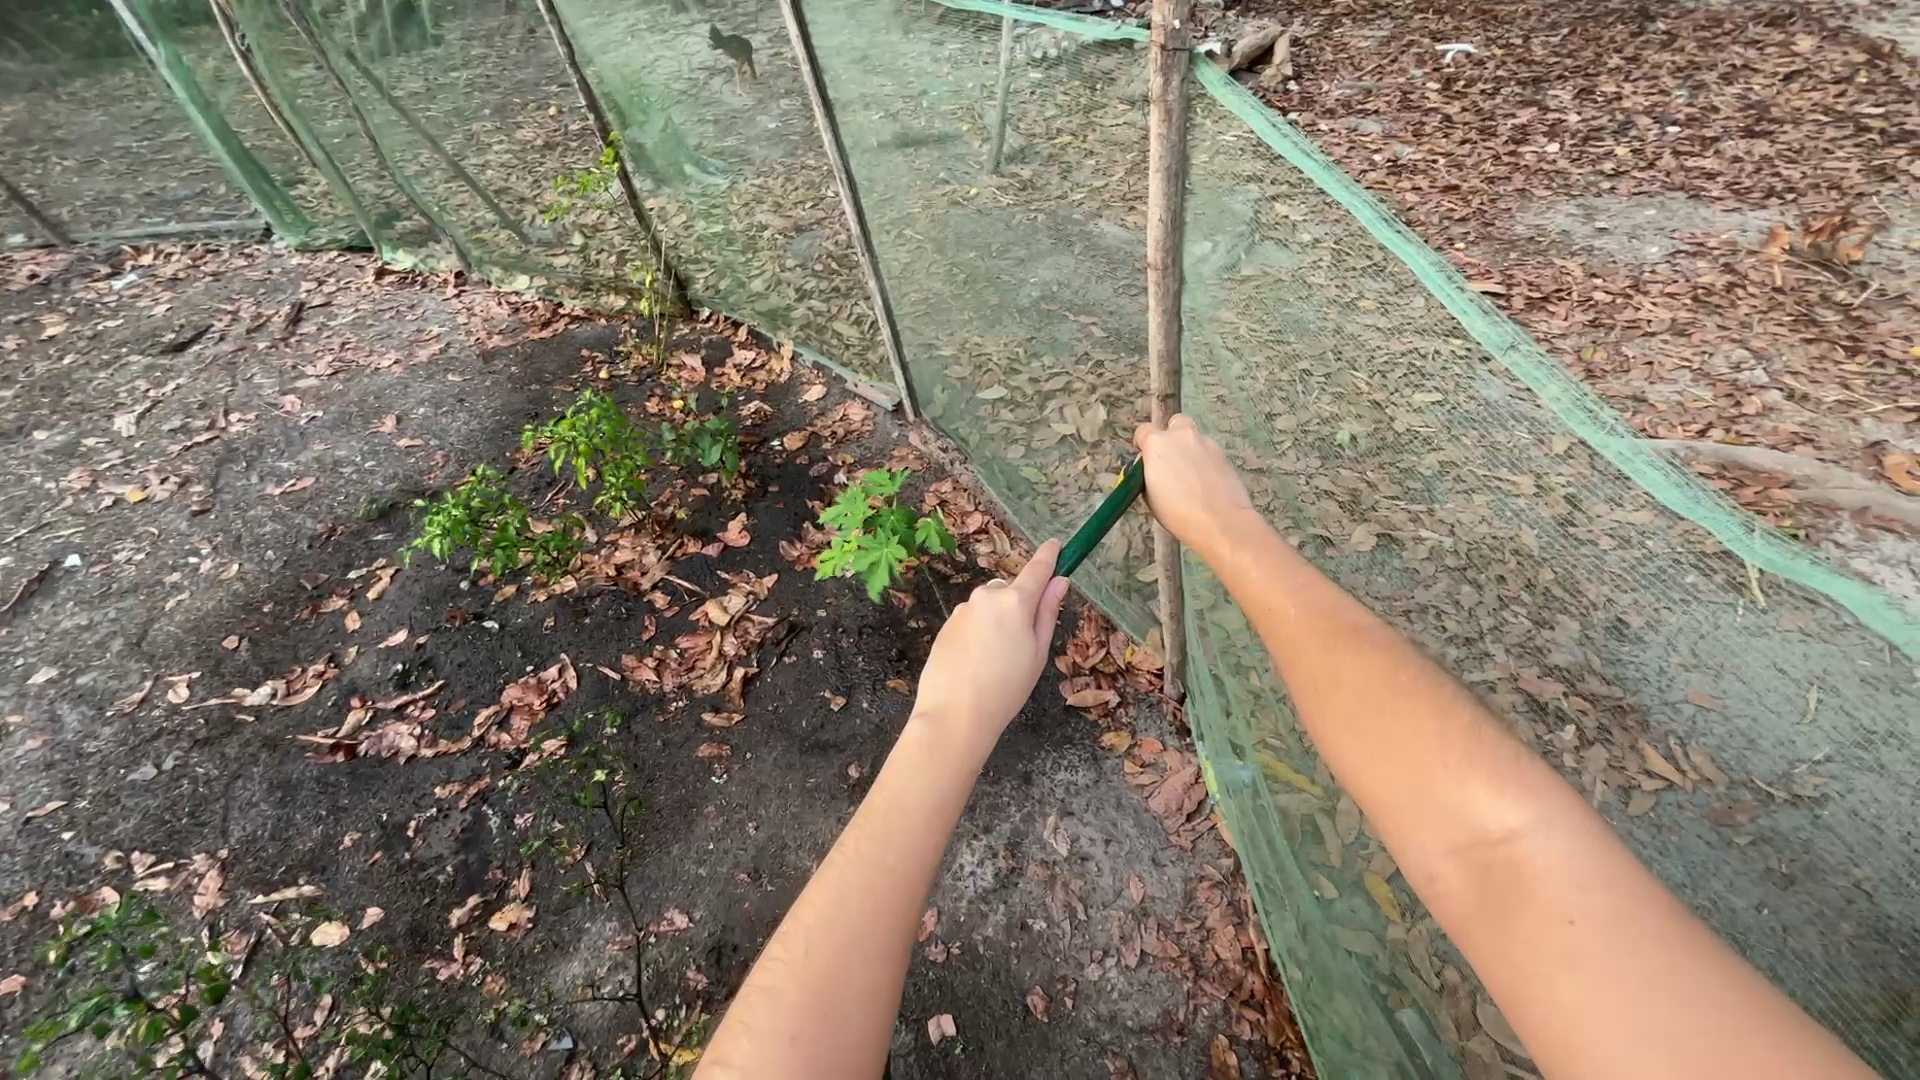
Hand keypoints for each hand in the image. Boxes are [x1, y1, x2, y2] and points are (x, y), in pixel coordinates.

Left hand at [911, 539, 1070, 755]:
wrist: (954, 714)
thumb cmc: (1006, 688)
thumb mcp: (1038, 652)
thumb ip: (1048, 612)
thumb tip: (1060, 581)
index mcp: (1015, 601)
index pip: (1037, 569)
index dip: (1049, 555)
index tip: (1055, 543)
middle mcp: (987, 596)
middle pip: (1010, 590)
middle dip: (1018, 606)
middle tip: (1022, 644)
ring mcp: (963, 609)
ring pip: (989, 606)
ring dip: (996, 621)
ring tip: (995, 661)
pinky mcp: (946, 624)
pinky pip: (971, 620)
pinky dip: (977, 633)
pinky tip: (976, 662)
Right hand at [1134, 415, 1256, 556]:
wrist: (1219, 520)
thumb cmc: (1176, 512)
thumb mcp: (1148, 494)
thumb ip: (1147, 472)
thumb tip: (1151, 466)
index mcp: (1157, 444)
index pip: (1143, 431)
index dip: (1142, 444)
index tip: (1145, 459)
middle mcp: (1182, 436)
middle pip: (1175, 423)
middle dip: (1171, 436)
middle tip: (1170, 461)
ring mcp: (1206, 443)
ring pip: (1194, 439)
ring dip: (1189, 451)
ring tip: (1191, 477)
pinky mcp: (1223, 455)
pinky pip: (1208, 452)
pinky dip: (1204, 462)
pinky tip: (1205, 483)